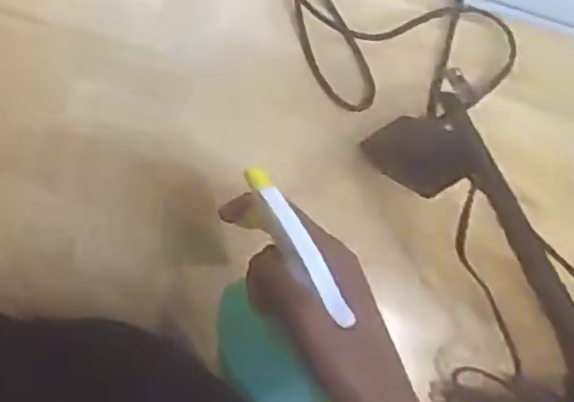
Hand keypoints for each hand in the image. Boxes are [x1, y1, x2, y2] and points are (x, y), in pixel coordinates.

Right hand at [219, 194, 417, 401]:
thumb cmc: (349, 366)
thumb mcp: (306, 321)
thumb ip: (278, 279)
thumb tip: (258, 259)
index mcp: (330, 254)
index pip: (284, 211)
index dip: (251, 206)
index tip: (224, 219)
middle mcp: (336, 259)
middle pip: (286, 234)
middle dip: (260, 255)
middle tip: (252, 296)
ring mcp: (341, 282)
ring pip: (291, 260)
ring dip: (269, 279)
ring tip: (266, 315)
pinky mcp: (342, 305)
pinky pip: (300, 282)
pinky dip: (281, 293)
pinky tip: (282, 322)